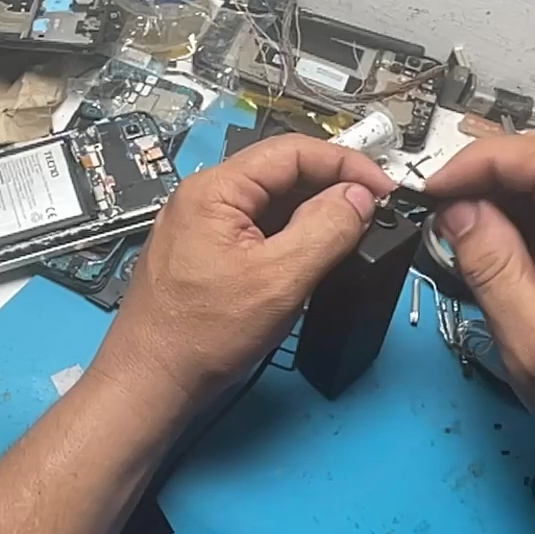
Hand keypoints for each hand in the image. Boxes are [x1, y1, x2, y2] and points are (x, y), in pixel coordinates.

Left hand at [90, 135, 396, 410]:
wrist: (151, 381)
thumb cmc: (201, 335)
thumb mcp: (278, 280)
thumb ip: (325, 230)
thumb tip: (358, 196)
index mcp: (214, 190)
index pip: (291, 151)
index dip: (344, 164)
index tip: (383, 188)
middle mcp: (204, 198)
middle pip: (280, 174)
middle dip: (331, 189)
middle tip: (372, 214)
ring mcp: (202, 226)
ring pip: (271, 203)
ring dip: (313, 215)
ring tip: (350, 236)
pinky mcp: (205, 252)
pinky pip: (257, 229)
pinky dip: (291, 237)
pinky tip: (314, 256)